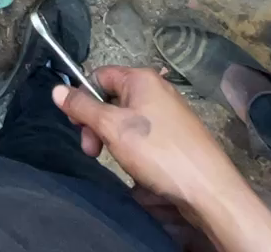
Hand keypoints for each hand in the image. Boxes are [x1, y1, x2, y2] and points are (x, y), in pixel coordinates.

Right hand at [52, 66, 252, 211]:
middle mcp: (158, 90)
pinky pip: (147, 136)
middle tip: (93, 151)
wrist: (213, 193)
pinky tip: (139, 170)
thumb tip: (56, 90)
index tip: (78, 126)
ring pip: (128, 121)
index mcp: (142, 79)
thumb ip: (82, 108)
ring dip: (115, 140)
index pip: (98, 76)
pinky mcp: (182, 138)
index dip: (83, 98)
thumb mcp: (112, 128)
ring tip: (118, 163)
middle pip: (112, 99)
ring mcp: (172, 115)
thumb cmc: (159, 152)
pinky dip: (136, 150)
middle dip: (97, 124)